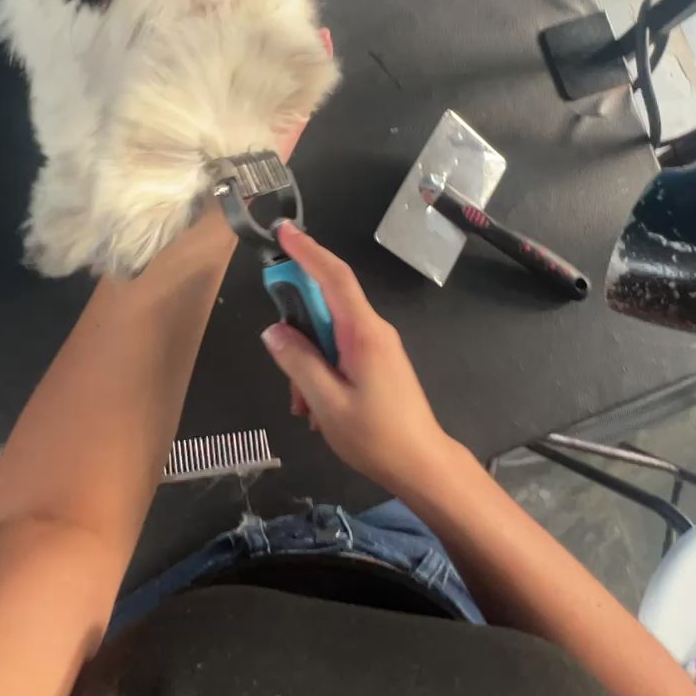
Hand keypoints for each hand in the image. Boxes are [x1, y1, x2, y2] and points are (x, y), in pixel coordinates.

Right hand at [260, 225, 464, 491]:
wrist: (421, 464)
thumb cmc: (376, 435)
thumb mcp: (327, 401)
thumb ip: (298, 362)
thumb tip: (274, 331)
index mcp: (363, 332)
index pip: (334, 277)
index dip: (308, 251)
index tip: (284, 231)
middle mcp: (373, 331)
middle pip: (326, 307)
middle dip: (297, 332)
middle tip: (285, 371)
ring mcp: (378, 346)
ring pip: (329, 336)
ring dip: (307, 364)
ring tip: (304, 406)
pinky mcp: (378, 362)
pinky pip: (340, 352)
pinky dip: (321, 373)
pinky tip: (316, 409)